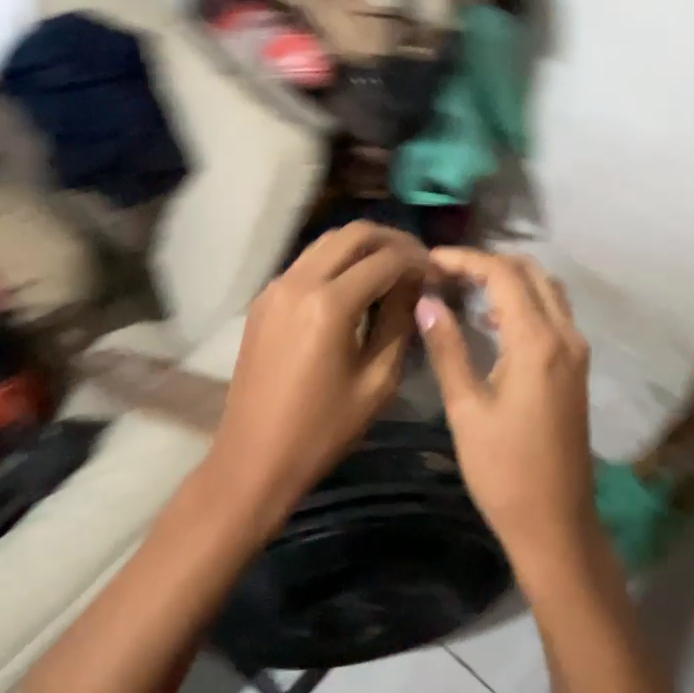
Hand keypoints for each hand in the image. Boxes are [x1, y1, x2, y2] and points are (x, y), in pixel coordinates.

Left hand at [208, 224, 426, 519]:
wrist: (253, 459)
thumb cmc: (323, 430)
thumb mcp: (378, 380)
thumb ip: (400, 322)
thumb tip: (416, 285)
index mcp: (329, 304)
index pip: (387, 259)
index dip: (419, 260)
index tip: (439, 273)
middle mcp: (298, 281)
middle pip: (354, 233)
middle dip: (393, 240)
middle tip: (419, 262)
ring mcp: (275, 287)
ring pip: (327, 241)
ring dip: (364, 246)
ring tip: (392, 269)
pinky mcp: (264, 299)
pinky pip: (307, 262)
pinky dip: (337, 261)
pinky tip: (356, 285)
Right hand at [419, 249, 599, 557]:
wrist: (556, 523)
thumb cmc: (504, 471)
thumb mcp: (466, 409)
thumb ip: (448, 349)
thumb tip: (427, 302)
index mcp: (538, 342)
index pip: (502, 274)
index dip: (464, 259)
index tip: (428, 261)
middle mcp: (565, 336)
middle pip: (530, 272)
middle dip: (487, 262)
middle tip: (444, 271)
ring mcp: (576, 351)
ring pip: (547, 290)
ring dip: (508, 278)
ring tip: (462, 287)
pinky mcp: (577, 368)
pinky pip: (553, 313)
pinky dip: (524, 301)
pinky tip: (490, 320)